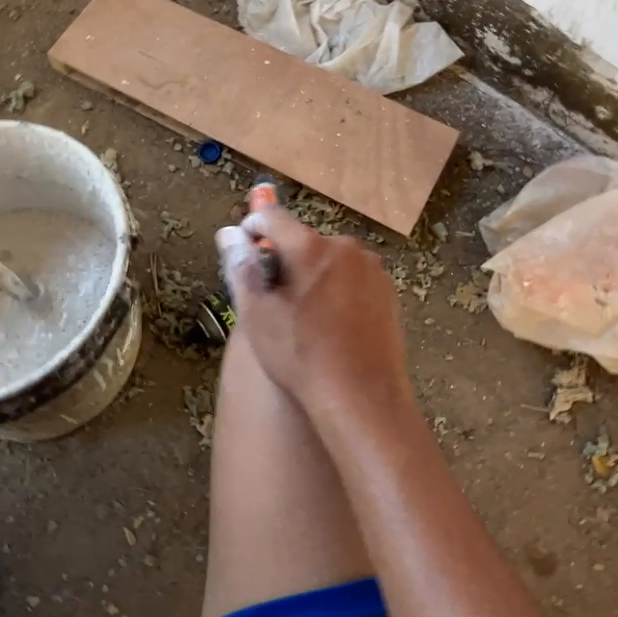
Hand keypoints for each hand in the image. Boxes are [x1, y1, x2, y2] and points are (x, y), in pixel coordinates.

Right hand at [216, 206, 413, 419]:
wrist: (363, 399)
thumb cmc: (302, 357)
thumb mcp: (257, 315)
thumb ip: (241, 267)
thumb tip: (229, 233)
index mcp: (310, 247)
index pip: (272, 217)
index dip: (251, 228)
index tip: (242, 251)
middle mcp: (345, 247)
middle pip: (303, 240)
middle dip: (284, 259)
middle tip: (272, 297)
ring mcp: (371, 268)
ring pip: (328, 260)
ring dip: (312, 274)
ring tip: (303, 316)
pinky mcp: (388, 291)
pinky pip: (351, 278)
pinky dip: (337, 290)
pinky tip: (331, 325)